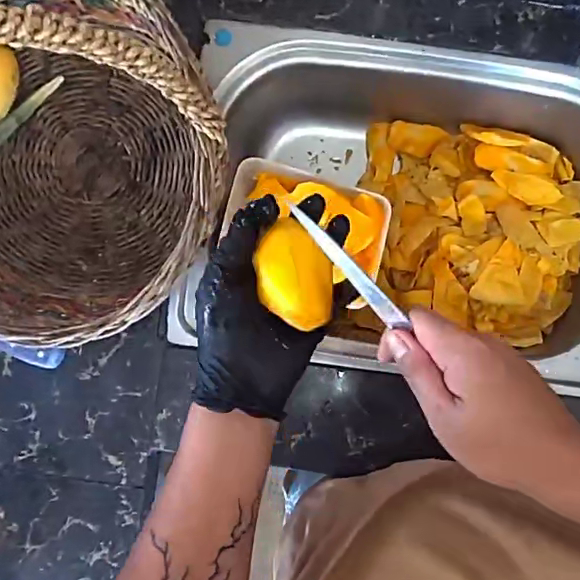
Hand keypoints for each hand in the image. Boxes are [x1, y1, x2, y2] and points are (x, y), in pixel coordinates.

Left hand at [193, 194, 349, 420]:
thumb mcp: (223, 281)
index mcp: (246, 269)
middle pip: (295, 242)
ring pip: (320, 264)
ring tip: (342, 224)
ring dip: (333, 244)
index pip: (261, 233)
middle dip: (308, 221)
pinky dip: (348, 285)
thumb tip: (257, 208)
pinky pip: (335, 298)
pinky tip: (356, 270)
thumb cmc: (227, 329)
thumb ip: (237, 243)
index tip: (283, 198)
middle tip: (319, 202)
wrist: (245, 382)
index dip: (271, 212)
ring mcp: (297, 298)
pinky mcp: (316, 318)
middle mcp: (273, 279)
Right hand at [378, 309, 579, 493]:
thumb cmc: (495, 446)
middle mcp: (484, 340)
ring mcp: (505, 351)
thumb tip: (395, 337)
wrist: (559, 459)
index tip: (394, 366)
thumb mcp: (443, 416)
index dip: (398, 335)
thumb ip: (417, 372)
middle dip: (422, 355)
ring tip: (454, 409)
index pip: (418, 316)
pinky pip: (479, 357)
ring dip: (445, 367)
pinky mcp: (517, 365)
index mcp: (463, 348)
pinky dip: (467, 373)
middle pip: (439, 329)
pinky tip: (478, 408)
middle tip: (428, 400)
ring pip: (459, 345)